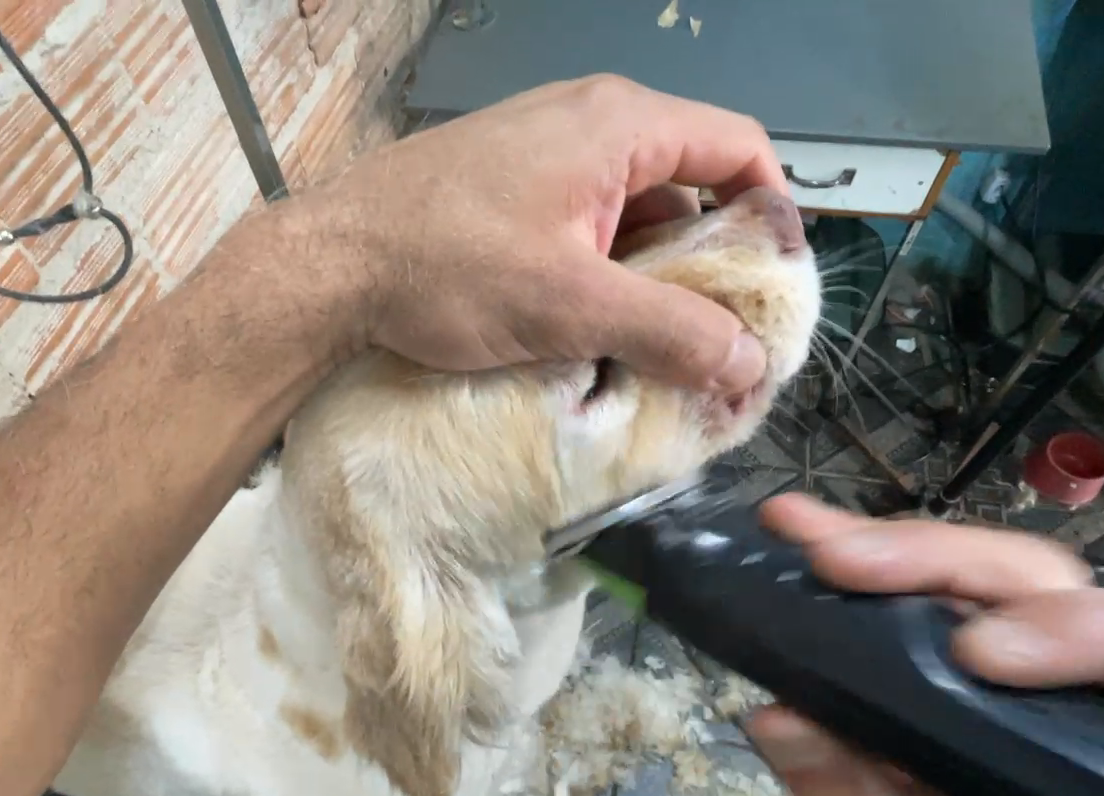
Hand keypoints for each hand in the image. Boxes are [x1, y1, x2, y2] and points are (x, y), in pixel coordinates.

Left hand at [316, 75, 782, 391]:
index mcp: (619, 126)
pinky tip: (599, 329)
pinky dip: (605, 277)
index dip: (771, 216)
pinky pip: (587, 230)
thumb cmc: (446, 269)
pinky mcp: (513, 196)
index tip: (771, 287)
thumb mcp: (568, 305)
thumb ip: (667, 330)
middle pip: (689, 188)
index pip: (738, 149)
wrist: (332, 264)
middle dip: (710, 265)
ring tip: (660, 348)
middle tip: (718, 337)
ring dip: (654, 281)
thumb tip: (745, 361)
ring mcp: (546, 159)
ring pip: (634, 218)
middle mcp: (589, 127)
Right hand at [745, 495, 1103, 795]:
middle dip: (937, 563)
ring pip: (968, 552)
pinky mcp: (946, 603)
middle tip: (839, 565)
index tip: (977, 658)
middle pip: (1036, 575)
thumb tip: (777, 720)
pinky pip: (909, 557)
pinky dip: (847, 538)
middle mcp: (1079, 652)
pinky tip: (791, 526)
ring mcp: (1009, 616)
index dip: (1091, 633)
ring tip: (795, 532)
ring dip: (878, 541)